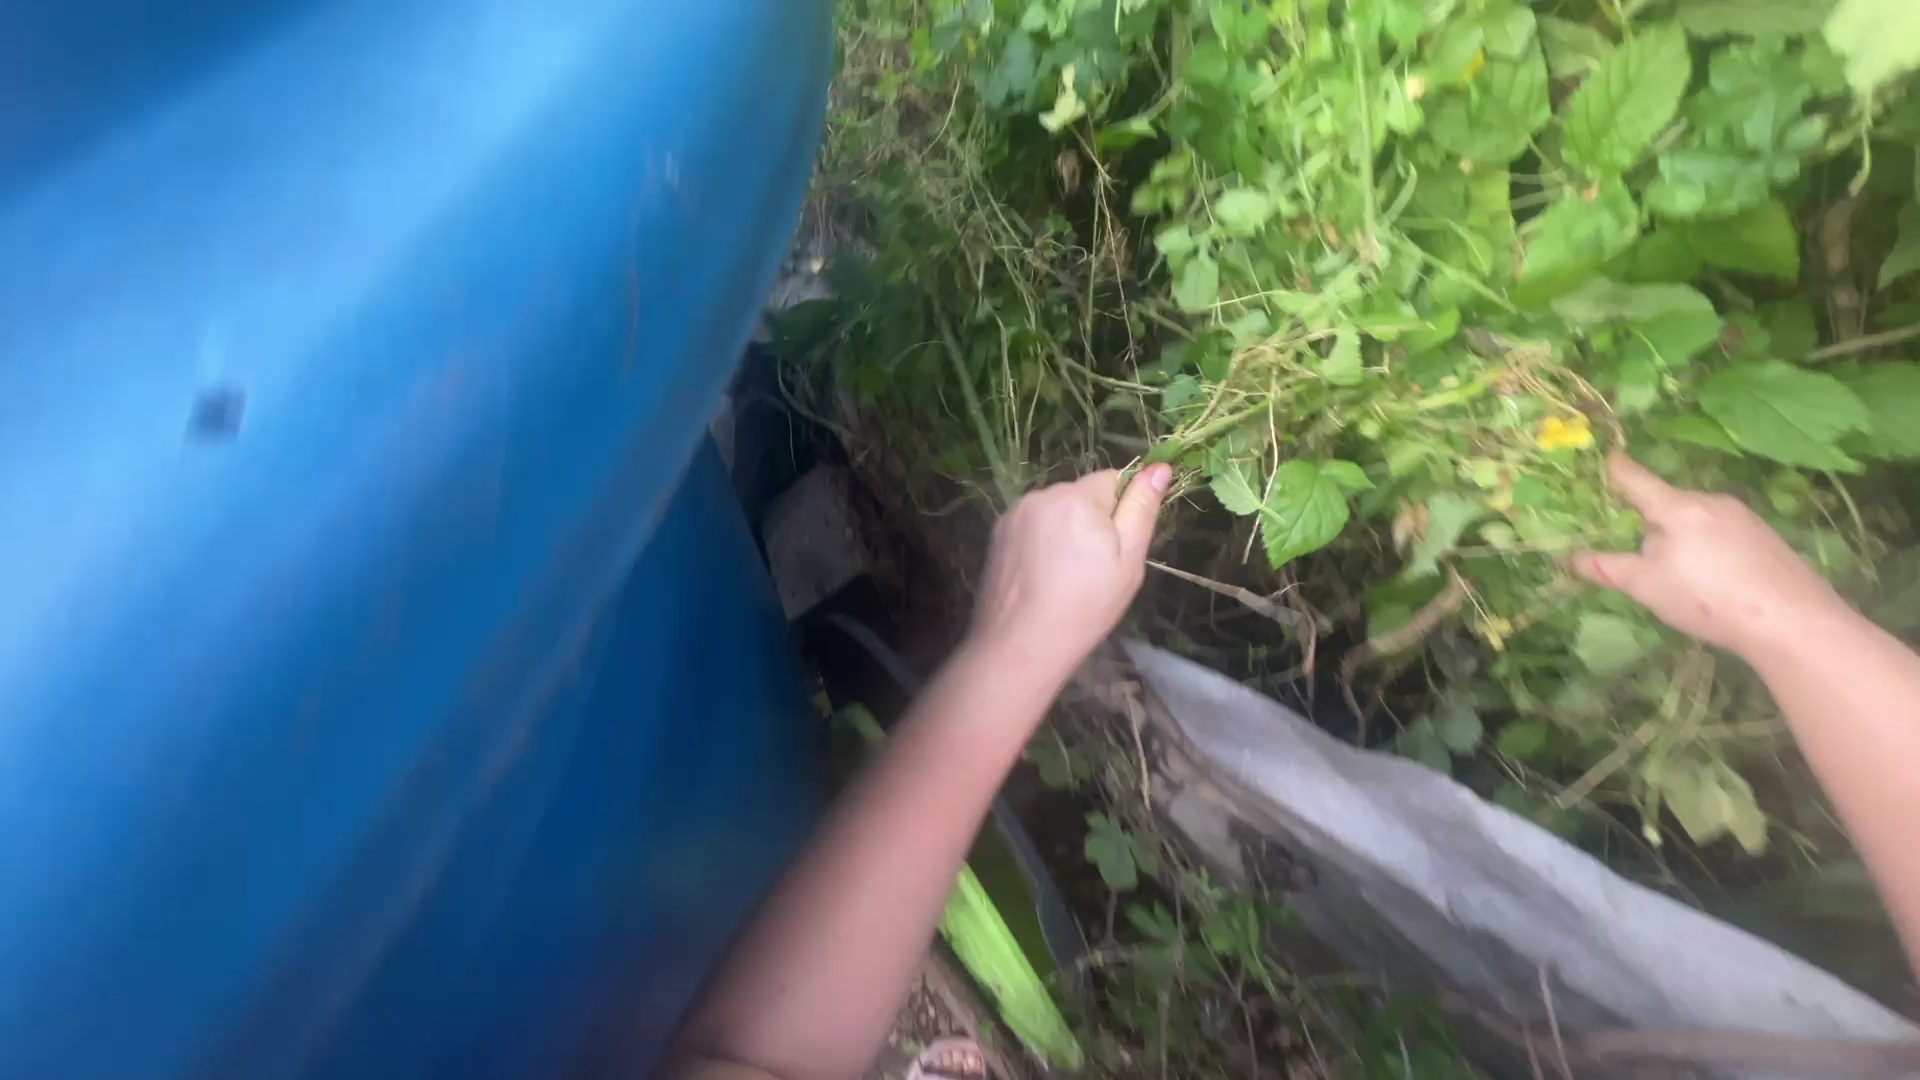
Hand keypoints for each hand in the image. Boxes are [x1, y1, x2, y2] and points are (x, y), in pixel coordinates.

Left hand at [967, 465, 1171, 681]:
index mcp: (1077, 497)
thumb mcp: (1128, 562)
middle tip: (1094, 567)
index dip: (1124, 508)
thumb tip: (1159, 466)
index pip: (1113, 479)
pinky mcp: (997, 533)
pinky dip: (1041, 540)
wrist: (1020, 644)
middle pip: (1082, 494)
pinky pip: (1032, 524)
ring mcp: (1014, 513)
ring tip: (1065, 574)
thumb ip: (1142, 509)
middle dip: (1093, 519)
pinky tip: (1041, 575)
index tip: (1118, 547)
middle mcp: (1041, 494)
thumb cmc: (1085, 607)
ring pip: (1056, 510)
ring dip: (1065, 529)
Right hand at [1573, 453, 1845, 659]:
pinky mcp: (1764, 538)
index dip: (1614, 469)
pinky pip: (1717, 530)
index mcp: (1679, 508)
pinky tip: (1702, 575)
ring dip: (1672, 533)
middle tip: (1624, 543)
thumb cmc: (1706, 598)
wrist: (1795, 625)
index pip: (1636, 479)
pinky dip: (1699, 543)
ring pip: (1691, 518)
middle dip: (1642, 518)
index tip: (1602, 456)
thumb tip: (1568, 557)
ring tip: (1665, 567)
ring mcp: (1744, 519)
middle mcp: (1712, 503)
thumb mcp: (1643, 584)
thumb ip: (1603, 566)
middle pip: (1664, 502)